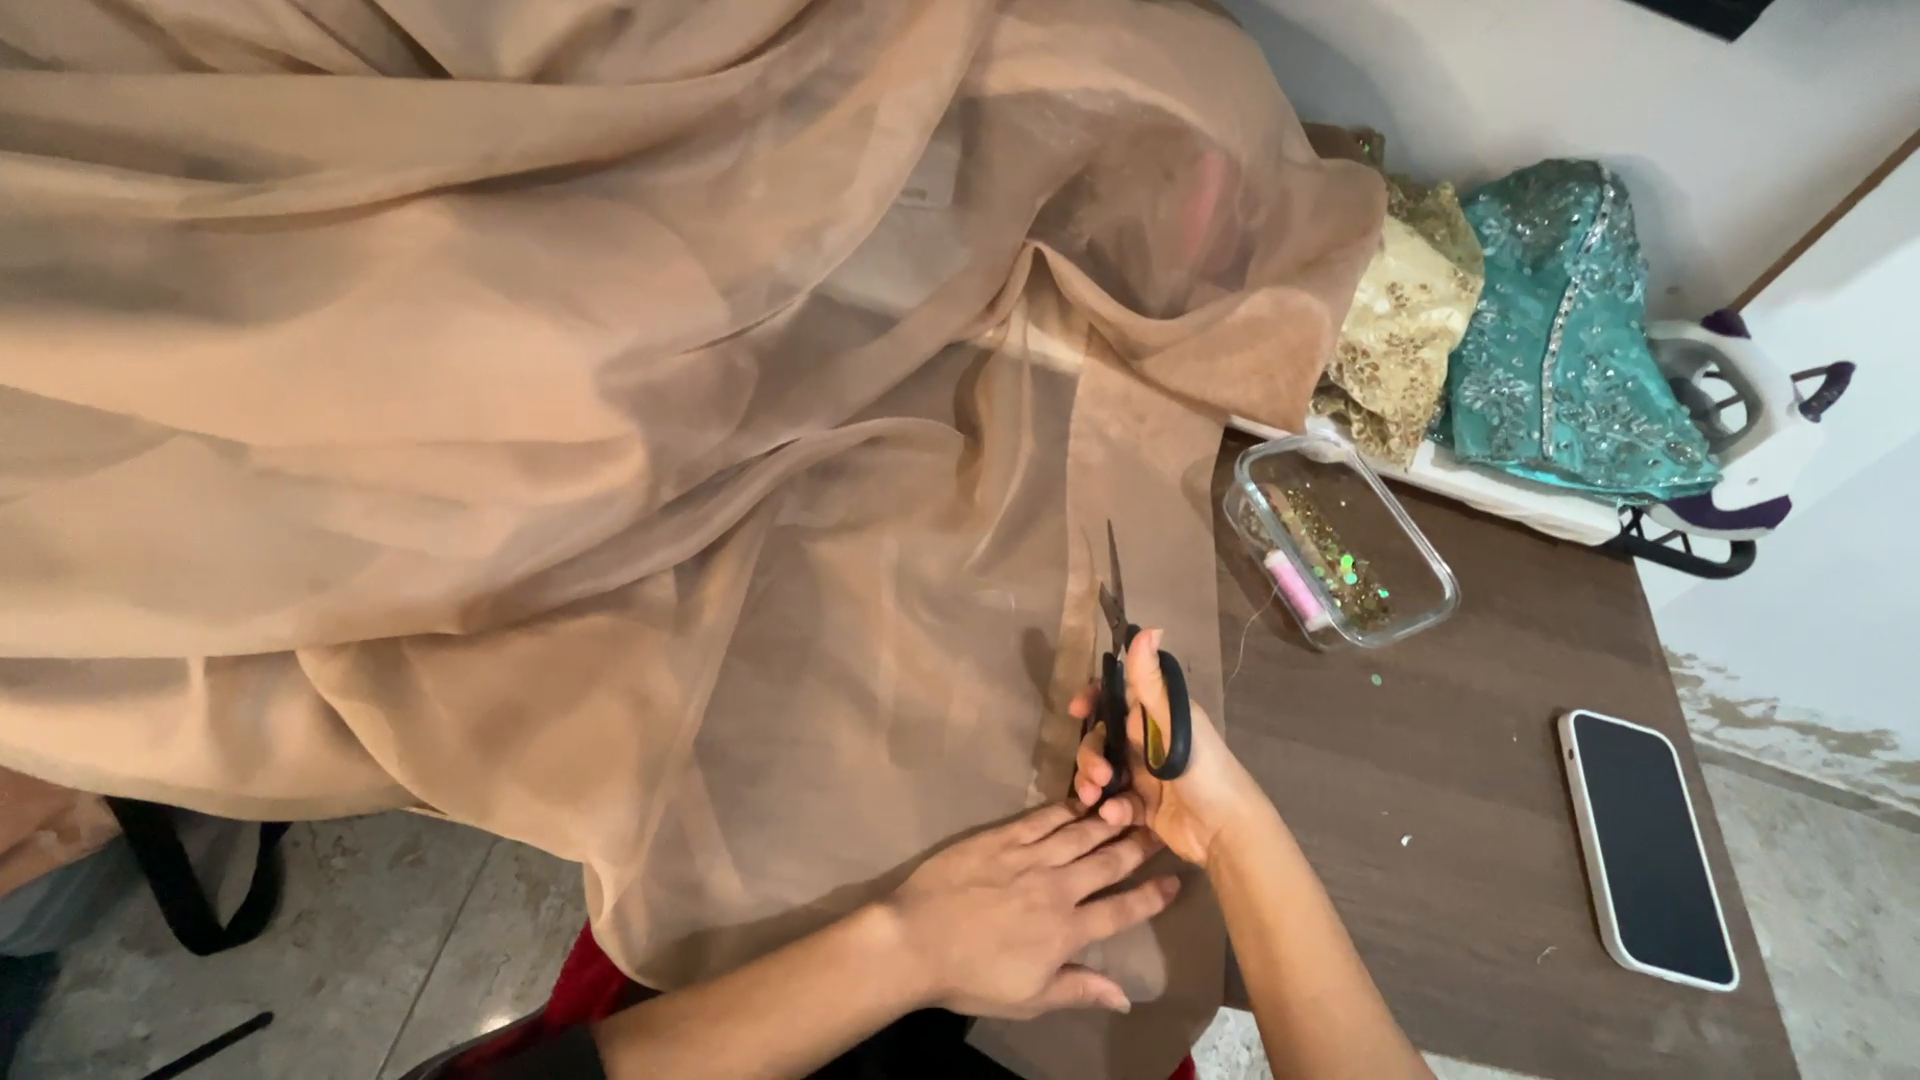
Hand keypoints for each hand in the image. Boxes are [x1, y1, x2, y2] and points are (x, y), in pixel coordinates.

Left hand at [881, 802, 1179, 1018]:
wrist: (915, 939)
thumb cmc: (971, 977)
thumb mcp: (1029, 1000)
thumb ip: (1078, 989)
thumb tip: (1125, 996)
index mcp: (1066, 931)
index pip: (1120, 909)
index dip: (1151, 896)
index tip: (1176, 881)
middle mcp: (1055, 887)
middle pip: (1107, 862)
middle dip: (1138, 846)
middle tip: (1161, 830)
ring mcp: (1028, 857)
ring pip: (1079, 834)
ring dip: (1109, 821)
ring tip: (1132, 808)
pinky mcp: (1002, 837)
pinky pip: (1042, 818)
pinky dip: (1066, 809)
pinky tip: (1082, 802)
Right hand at [1071, 628, 1267, 867]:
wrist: (1226, 830)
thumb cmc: (1204, 768)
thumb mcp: (1174, 720)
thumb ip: (1151, 680)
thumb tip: (1149, 627)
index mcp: (1156, 715)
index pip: (1115, 696)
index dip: (1093, 699)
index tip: (1077, 710)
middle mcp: (1147, 741)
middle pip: (1100, 739)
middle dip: (1090, 755)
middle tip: (1100, 775)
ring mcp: (1143, 776)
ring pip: (1101, 771)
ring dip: (1091, 782)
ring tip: (1097, 798)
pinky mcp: (1144, 807)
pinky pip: (1115, 802)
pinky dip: (1112, 809)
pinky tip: (1117, 815)